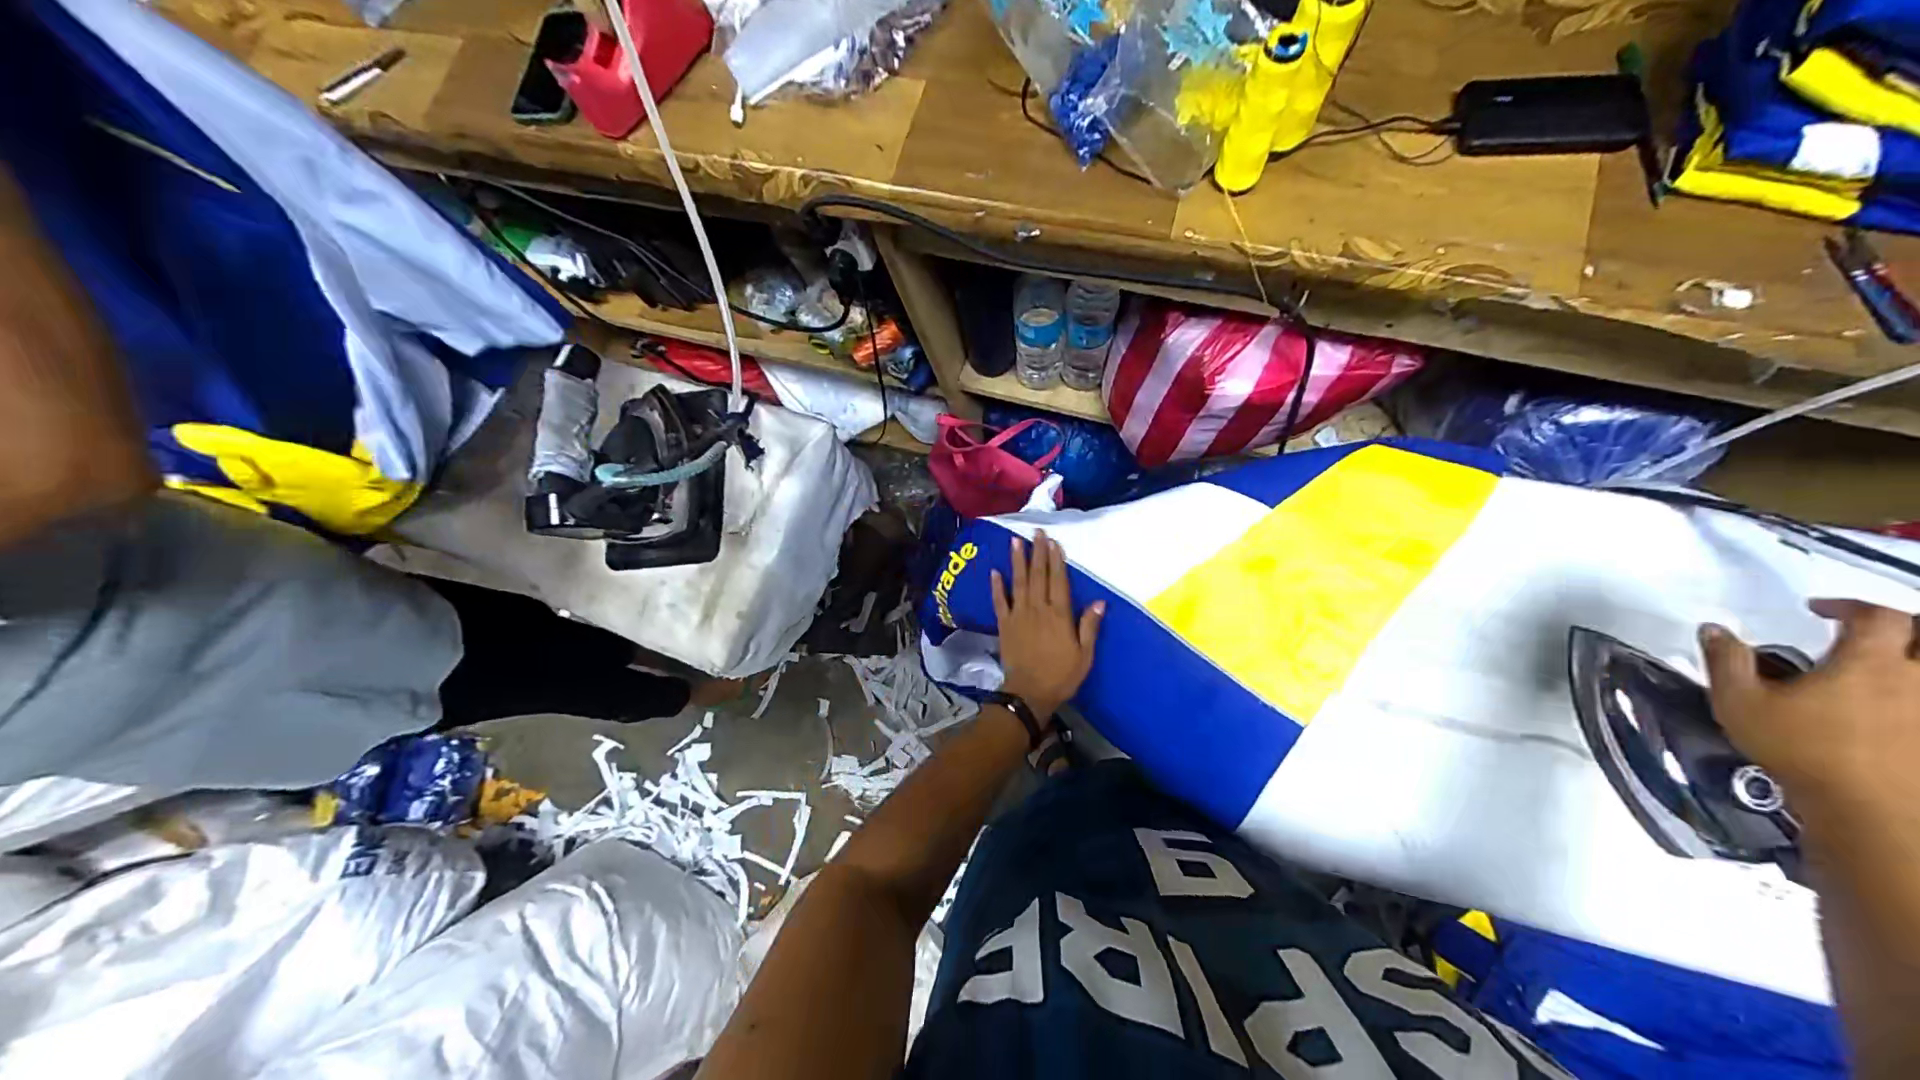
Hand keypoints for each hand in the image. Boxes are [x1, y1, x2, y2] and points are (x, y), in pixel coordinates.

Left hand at [990, 530, 1104, 719]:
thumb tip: (1100, 601)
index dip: (1056, 560)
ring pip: (1018, 582)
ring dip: (1017, 561)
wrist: (1028, 693)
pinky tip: (994, 571)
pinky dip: (996, 586)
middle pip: (1038, 576)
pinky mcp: (1004, 625)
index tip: (1054, 542)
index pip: (1059, 581)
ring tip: (1015, 541)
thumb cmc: (1061, 676)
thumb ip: (1090, 626)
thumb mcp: (1084, 655)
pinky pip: (999, 601)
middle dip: (1038, 552)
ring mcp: (1018, 615)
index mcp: (1059, 615)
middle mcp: (1038, 609)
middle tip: (1037, 532)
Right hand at [1701, 599, 1919, 823]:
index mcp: (1870, 663)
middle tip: (1871, 629)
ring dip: (1914, 656)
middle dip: (1902, 624)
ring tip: (1888, 663)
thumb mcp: (1740, 702)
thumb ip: (1727, 661)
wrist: (1870, 811)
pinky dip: (1914, 691)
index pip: (1876, 615)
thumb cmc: (1801, 749)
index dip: (1849, 605)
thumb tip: (1713, 628)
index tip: (1818, 610)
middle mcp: (1917, 678)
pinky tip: (1898, 701)